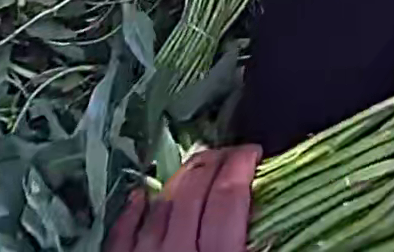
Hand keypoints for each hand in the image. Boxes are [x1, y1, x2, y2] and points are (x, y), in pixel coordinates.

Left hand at [105, 147, 260, 251]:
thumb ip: (257, 245)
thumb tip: (272, 222)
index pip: (229, 196)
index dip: (242, 164)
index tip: (253, 152)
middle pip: (194, 191)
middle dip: (214, 161)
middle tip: (229, 152)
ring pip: (161, 205)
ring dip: (180, 179)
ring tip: (196, 165)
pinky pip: (121, 237)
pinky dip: (132, 211)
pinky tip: (141, 194)